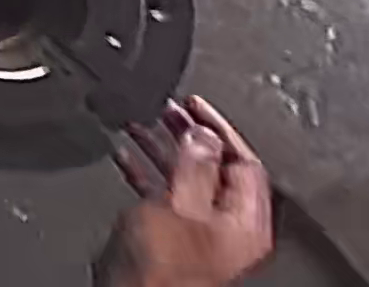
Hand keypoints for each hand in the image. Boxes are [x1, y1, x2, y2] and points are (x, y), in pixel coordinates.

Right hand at [98, 96, 273, 286]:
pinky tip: (123, 153)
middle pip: (215, 167)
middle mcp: (225, 224)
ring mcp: (196, 227)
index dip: (220, 129)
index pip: (245, 164)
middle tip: (166, 105)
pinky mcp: (167, 228)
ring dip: (162, 144)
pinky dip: (143, 165)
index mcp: (243, 223)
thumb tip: (204, 134)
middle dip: (190, 132)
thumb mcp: (180, 206)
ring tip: (139, 118)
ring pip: (185, 174)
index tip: (193, 102)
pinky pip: (161, 187)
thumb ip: (194, 168)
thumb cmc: (164, 266)